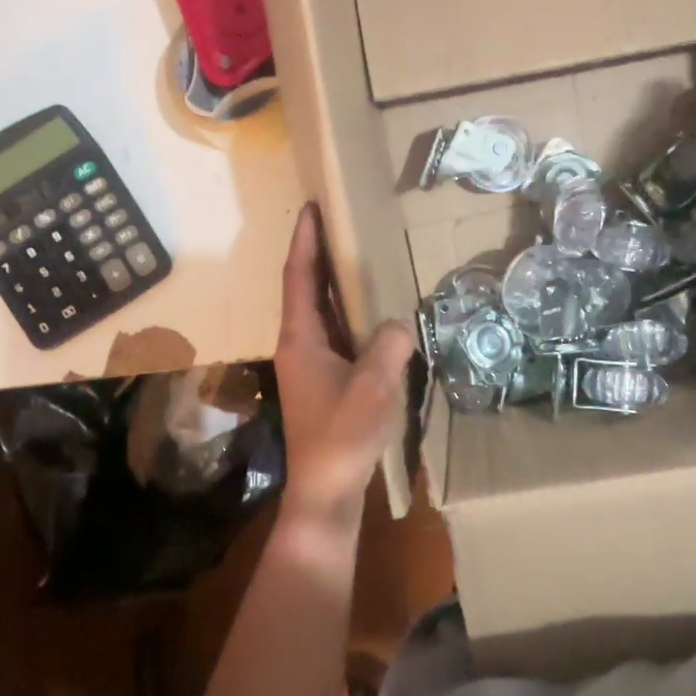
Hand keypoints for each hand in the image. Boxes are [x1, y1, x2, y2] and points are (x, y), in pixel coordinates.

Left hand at [274, 204, 415, 524]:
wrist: (325, 489)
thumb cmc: (343, 435)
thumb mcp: (375, 385)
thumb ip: (389, 344)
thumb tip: (397, 324)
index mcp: (301, 338)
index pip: (300, 276)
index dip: (305, 240)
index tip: (311, 206)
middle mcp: (298, 345)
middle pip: (305, 289)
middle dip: (318, 254)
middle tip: (339, 222)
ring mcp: (308, 365)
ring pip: (319, 312)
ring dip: (332, 283)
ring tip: (355, 255)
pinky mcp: (321, 382)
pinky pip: (333, 333)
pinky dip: (346, 313)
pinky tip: (368, 311)